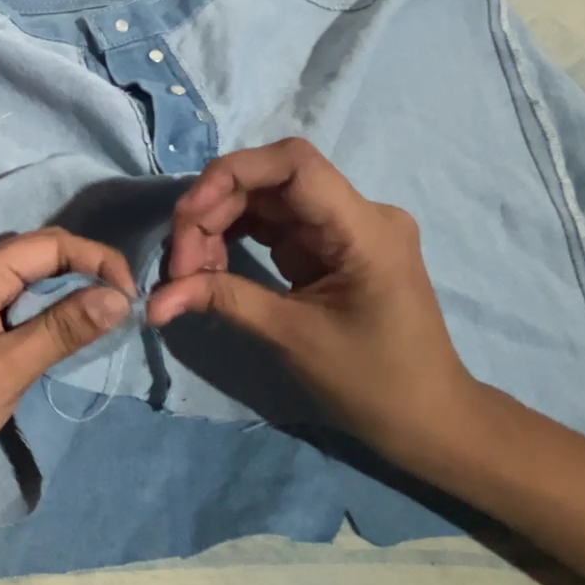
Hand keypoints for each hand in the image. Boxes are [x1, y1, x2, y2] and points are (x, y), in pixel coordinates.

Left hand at [0, 228, 134, 501]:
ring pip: (35, 281)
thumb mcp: (8, 368)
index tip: (132, 296)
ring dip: (75, 291)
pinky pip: (24, 305)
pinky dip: (55, 312)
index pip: (48, 244)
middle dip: (89, 270)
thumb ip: (62, 328)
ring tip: (113, 316)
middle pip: (42, 255)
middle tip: (128, 306)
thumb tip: (119, 297)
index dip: (95, 259)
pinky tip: (79, 330)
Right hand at [146, 137, 481, 460]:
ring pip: (259, 200)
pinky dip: (230, 240)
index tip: (187, 214)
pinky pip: (266, 223)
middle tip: (179, 265)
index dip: (231, 174)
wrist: (428, 420)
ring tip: (190, 272)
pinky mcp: (323, 244)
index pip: (293, 165)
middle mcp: (355, 214)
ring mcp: (338, 227)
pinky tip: (209, 269)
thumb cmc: (375, 382)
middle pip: (265, 181)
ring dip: (215, 226)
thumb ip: (224, 300)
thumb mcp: (292, 338)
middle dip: (211, 212)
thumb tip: (155, 299)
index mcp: (364, 229)